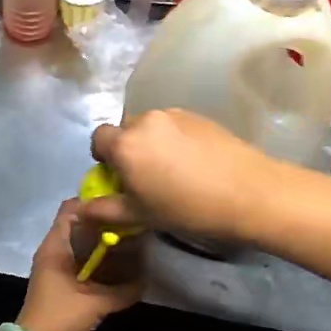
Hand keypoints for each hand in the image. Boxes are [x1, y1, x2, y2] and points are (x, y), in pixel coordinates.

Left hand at [17, 201, 141, 330]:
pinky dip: (95, 256)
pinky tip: (117, 262)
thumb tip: (148, 278)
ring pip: (79, 241)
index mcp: (56, 245)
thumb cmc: (61, 315)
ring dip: (100, 241)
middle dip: (104, 223)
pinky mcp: (58, 278)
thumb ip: (124, 290)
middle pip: (78, 223)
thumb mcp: (96, 303)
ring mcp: (54, 264)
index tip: (119, 205)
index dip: (94, 202)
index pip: (71, 208)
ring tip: (129, 240)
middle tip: (131, 223)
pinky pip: (78, 257)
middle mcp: (53, 249)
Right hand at [86, 110, 282, 240]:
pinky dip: (174, 140)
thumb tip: (81, 210)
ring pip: (151, 127)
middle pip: (126, 130)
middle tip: (146, 177)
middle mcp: (146, 120)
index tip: (118, 177)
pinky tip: (194, 163)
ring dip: (152, 143)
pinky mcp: (199, 116)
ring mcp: (175, 114)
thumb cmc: (187, 208)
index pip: (98, 138)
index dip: (103, 157)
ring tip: (174, 171)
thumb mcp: (141, 216)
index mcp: (126, 143)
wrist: (248, 192)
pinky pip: (174, 126)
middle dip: (128, 149)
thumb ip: (106, 210)